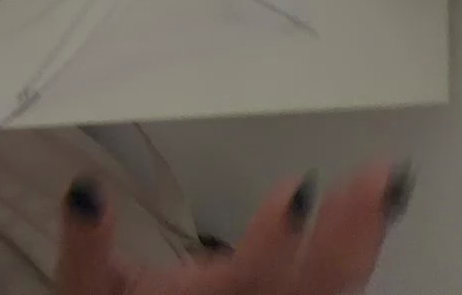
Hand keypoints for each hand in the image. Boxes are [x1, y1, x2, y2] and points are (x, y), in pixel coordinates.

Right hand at [57, 163, 410, 294]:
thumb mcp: (85, 283)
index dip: (278, 237)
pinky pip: (330, 286)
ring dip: (359, 238)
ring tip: (375, 191)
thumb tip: (89, 193)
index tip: (299, 191)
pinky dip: (348, 253)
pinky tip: (355, 225)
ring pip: (337, 286)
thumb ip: (86, 244)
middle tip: (375, 178)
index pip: (254, 273)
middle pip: (320, 283)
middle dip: (350, 231)